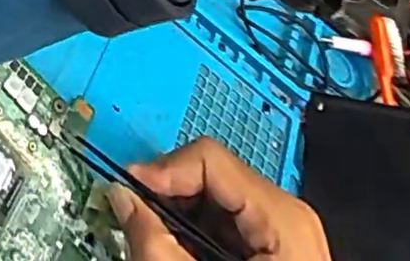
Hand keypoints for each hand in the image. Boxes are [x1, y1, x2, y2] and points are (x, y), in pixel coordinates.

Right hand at [110, 138, 328, 260]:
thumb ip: (155, 241)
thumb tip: (120, 195)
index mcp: (282, 218)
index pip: (209, 160)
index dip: (164, 170)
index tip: (127, 189)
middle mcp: (289, 212)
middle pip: (214, 175)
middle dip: (170, 193)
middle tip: (135, 213)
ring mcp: (287, 230)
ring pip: (217, 196)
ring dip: (180, 211)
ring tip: (155, 235)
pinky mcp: (279, 247)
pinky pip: (229, 220)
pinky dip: (199, 229)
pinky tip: (180, 249)